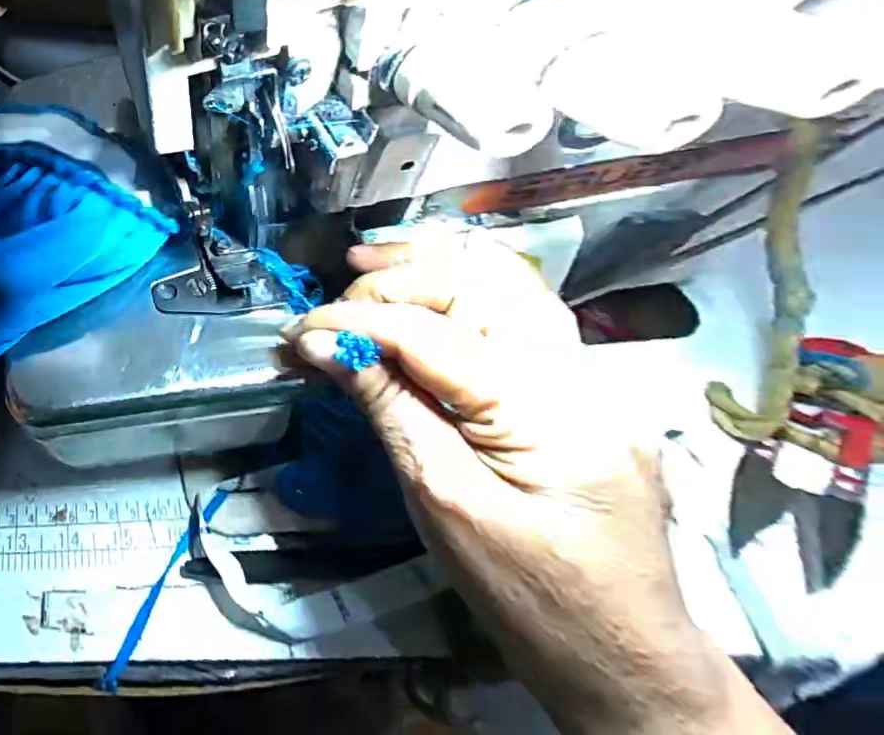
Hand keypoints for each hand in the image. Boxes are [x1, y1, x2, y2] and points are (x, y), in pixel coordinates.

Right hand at [285, 241, 786, 734]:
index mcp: (547, 414)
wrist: (621, 653)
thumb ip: (384, 406)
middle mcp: (577, 377)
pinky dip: (459, 279)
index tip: (293, 336)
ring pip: (506, 279)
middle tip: (325, 315)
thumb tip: (317, 344)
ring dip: (428, 262)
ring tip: (362, 261)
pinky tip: (419, 277)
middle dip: (387, 285)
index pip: (430, 335)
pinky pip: (516, 305)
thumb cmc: (526, 589)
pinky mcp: (569, 384)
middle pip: (478, 285)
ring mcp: (582, 376)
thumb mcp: (439, 498)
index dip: (351, 323)